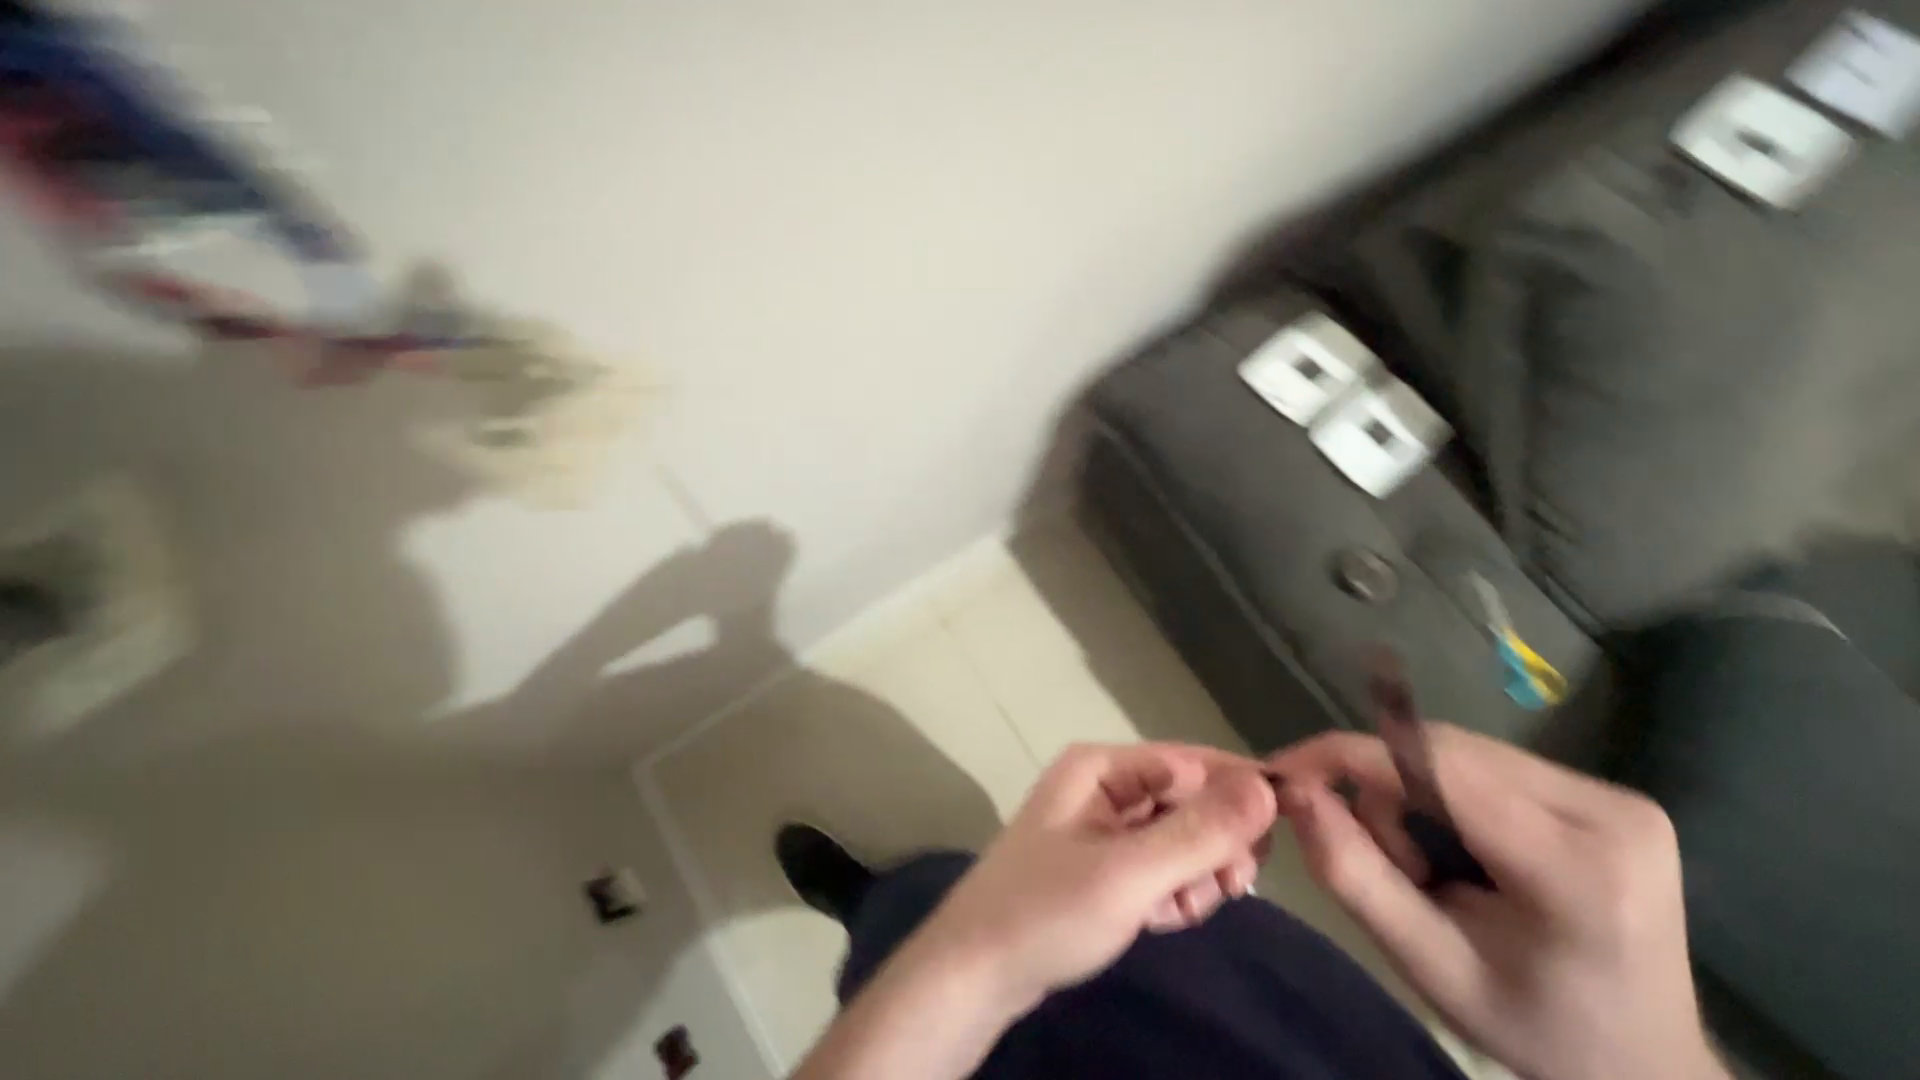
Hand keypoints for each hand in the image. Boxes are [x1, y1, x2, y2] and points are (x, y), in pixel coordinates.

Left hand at [911, 742, 1277, 1012]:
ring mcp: (1103, 828)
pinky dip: (1172, 893)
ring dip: (1195, 876)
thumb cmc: (1046, 913)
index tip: (1278, 837)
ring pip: (1181, 839)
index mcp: (1101, 767)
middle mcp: (1104, 787)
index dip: (1240, 793)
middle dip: (1215, 845)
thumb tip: (1267, 786)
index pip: (1194, 763)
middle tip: (1225, 888)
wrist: (975, 973)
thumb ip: (1199, 833)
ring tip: (1180, 911)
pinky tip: (1162, 921)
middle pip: (1191, 801)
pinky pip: (1160, 868)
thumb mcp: (1129, 874)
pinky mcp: (1104, 866)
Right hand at [1266, 726, 1727, 1079]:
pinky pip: (1490, 763)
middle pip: (1448, 753)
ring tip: (1421, 864)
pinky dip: (1445, 790)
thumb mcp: (1429, 967)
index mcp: (1576, 870)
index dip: (1349, 755)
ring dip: (1412, 789)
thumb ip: (1356, 877)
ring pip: (1463, 751)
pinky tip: (1458, 846)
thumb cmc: (1530, 1026)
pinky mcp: (1609, 793)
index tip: (1283, 769)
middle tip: (1368, 852)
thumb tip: (1296, 792)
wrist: (1644, 1064)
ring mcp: (1618, 797)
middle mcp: (1609, 813)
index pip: (1438, 771)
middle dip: (1382, 787)